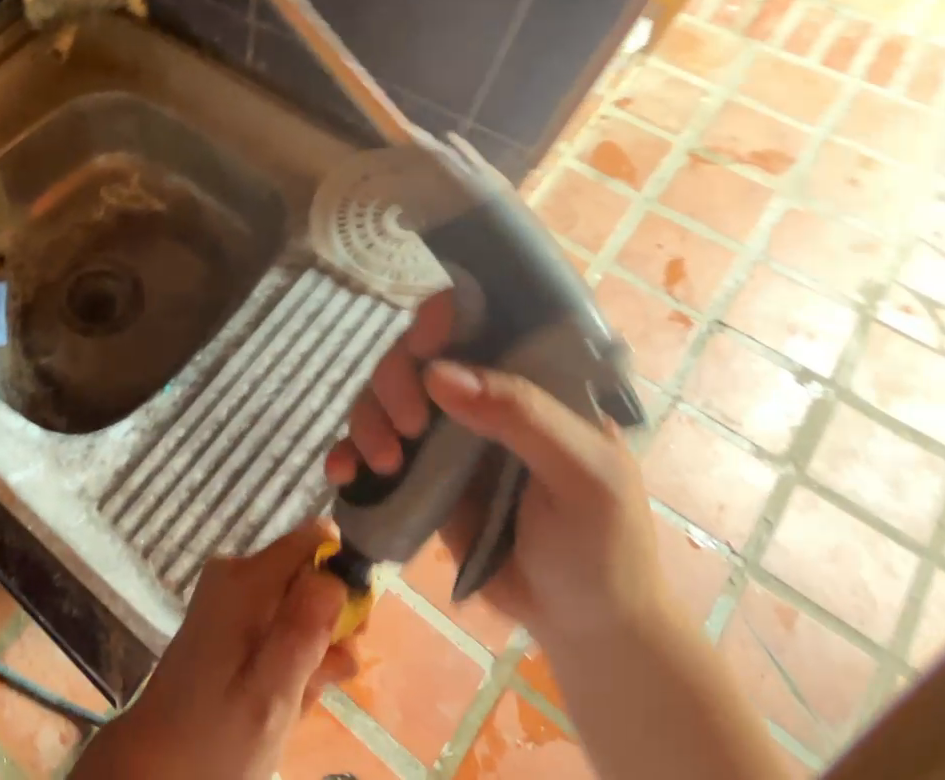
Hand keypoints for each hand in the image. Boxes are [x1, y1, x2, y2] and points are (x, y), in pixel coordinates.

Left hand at [70, 519, 358, 779]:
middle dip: (328, 630)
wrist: (155, 763)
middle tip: (316, 680)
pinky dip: (289, 663)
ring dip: (310, 656)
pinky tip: (277, 699)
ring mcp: (231, 596)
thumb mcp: (270, 695)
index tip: (349, 631)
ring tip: (290, 700)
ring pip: (302, 609)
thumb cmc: (214, 737)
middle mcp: (236, 574)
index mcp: (245, 581)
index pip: (315, 540)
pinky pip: (280, 627)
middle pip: (312, 576)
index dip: (344, 580)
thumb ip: (304, 633)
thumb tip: (337, 574)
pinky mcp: (230, 619)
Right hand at [322, 290, 667, 645]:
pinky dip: (346, 455)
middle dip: (394, 383)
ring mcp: (443, 438)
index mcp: (530, 381)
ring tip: (383, 464)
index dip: (441, 320)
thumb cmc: (603, 543)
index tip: (424, 347)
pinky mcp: (415, 476)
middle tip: (408, 430)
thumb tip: (437, 373)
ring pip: (381, 400)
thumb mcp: (584, 475)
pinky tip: (341, 474)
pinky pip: (367, 450)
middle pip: (413, 358)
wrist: (582, 624)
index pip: (477, 321)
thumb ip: (522, 417)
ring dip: (367, 420)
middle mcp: (479, 398)